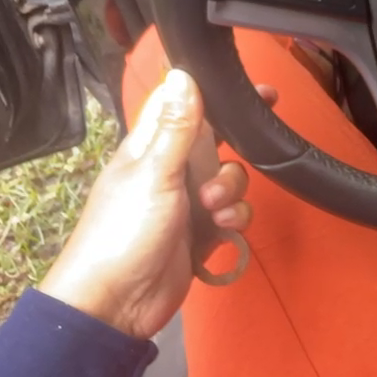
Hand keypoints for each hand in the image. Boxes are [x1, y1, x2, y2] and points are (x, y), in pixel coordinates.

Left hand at [39, 70, 266, 338]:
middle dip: (239, 145)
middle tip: (260, 140)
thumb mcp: (154, 173)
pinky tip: (222, 228)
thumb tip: (182, 72)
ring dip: (233, 189)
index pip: (185, 106)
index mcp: (150, 148)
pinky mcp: (203, 233)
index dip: (215, 93)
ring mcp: (188, 202)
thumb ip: (176, 126)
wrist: (116, 304)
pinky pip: (233, 214)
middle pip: (217, 142)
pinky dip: (234, 218)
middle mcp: (171, 170)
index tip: (255, 89)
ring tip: (214, 207)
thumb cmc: (124, 232)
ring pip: (231, 178)